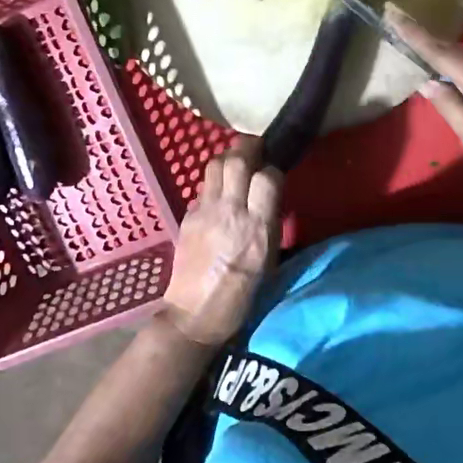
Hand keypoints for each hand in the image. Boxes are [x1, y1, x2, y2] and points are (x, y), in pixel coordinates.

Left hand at [160, 139, 283, 347]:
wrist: (194, 315)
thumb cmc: (240, 296)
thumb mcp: (268, 261)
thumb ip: (269, 223)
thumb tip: (269, 196)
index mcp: (257, 227)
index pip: (267, 177)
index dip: (273, 168)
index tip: (274, 169)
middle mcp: (230, 212)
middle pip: (237, 160)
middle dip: (248, 147)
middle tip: (256, 147)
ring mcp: (205, 211)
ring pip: (214, 166)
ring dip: (227, 158)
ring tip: (236, 164)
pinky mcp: (187, 216)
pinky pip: (202, 188)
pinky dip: (212, 183)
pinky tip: (217, 194)